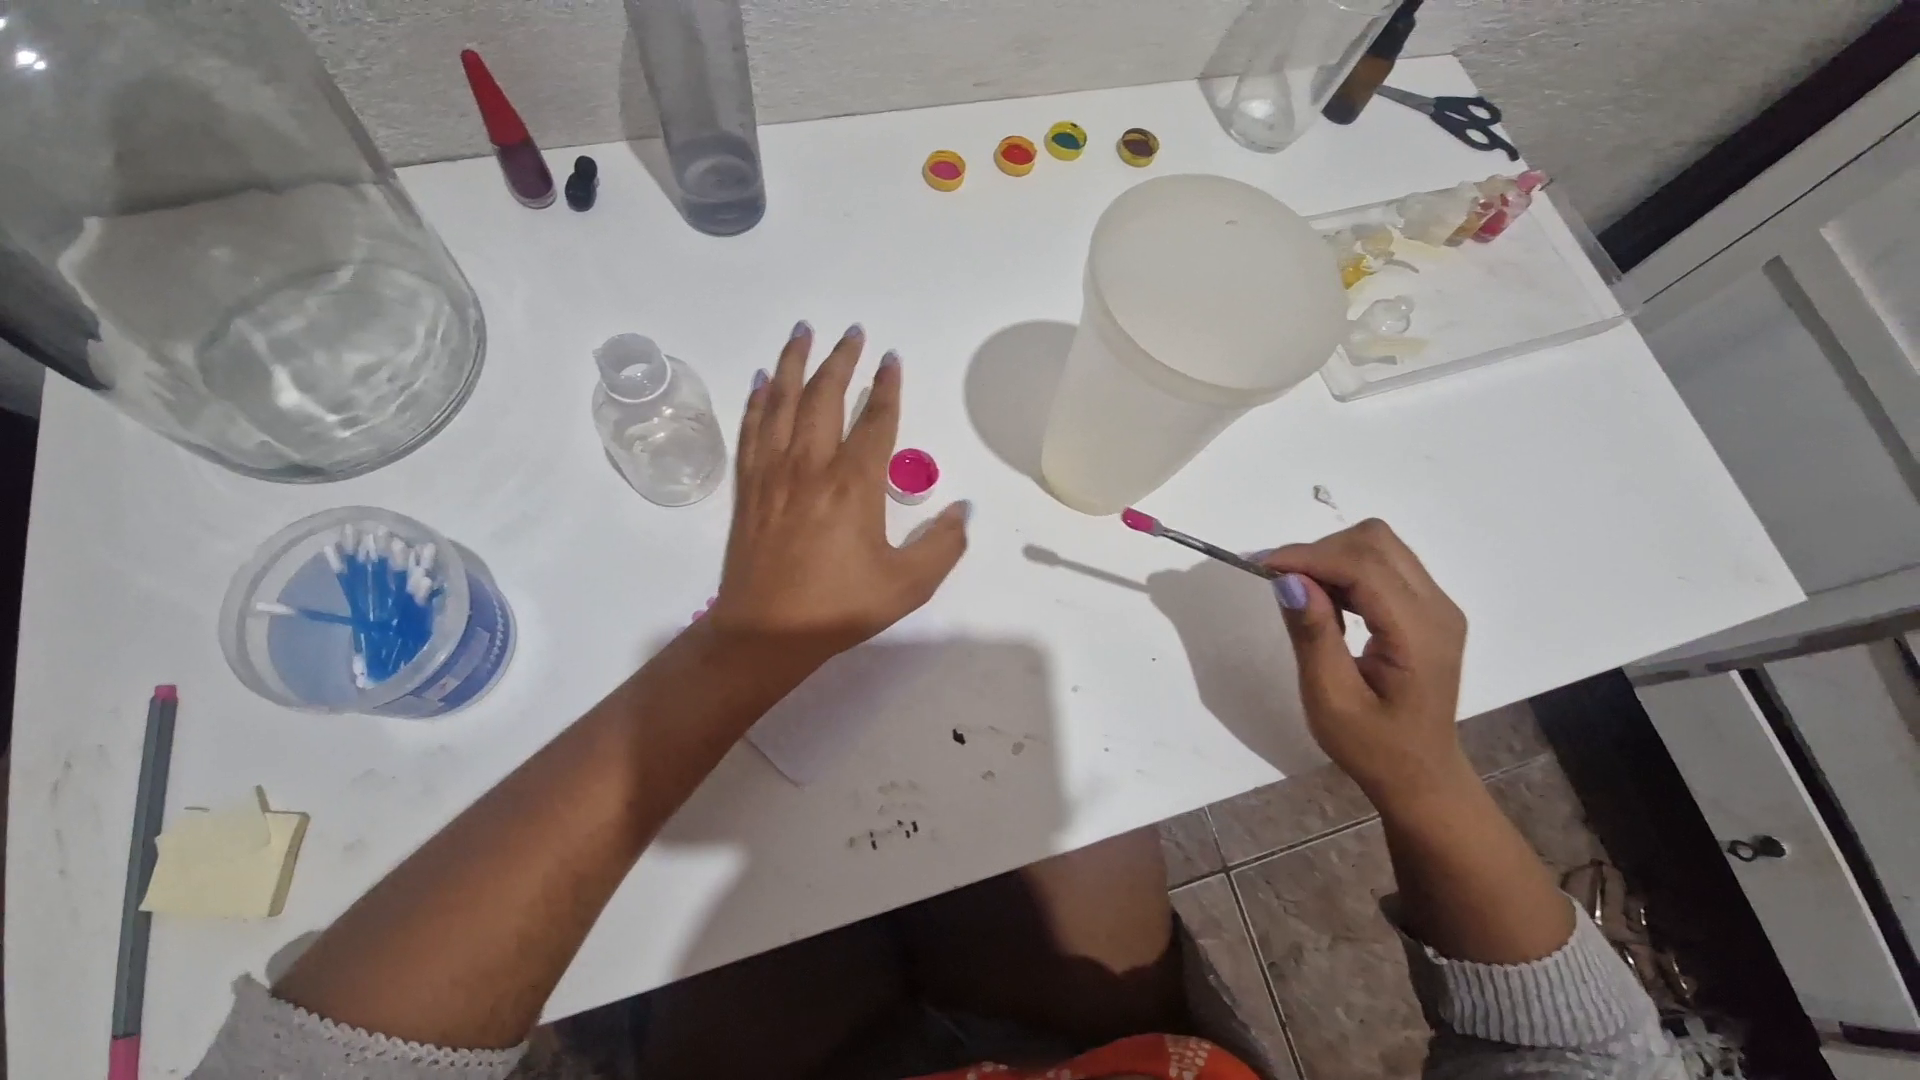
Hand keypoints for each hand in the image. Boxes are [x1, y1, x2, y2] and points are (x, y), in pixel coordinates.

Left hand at [708, 322, 968, 667]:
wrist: (765, 633)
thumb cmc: (839, 608)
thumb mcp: (907, 585)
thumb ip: (943, 545)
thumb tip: (964, 509)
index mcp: (854, 485)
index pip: (875, 421)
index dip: (887, 387)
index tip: (891, 359)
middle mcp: (811, 466)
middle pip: (825, 396)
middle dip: (840, 359)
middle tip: (851, 332)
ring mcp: (774, 473)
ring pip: (782, 402)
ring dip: (794, 363)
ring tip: (802, 331)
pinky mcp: (749, 487)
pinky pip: (753, 428)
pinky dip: (759, 399)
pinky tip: (764, 381)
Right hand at [1261, 520, 1469, 803]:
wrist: (1420, 775)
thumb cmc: (1372, 746)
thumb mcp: (1330, 699)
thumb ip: (1313, 635)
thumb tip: (1288, 580)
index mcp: (1418, 634)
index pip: (1364, 566)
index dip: (1309, 557)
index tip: (1261, 568)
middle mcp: (1437, 608)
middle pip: (1375, 542)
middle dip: (1320, 552)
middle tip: (1282, 585)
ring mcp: (1437, 605)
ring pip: (1379, 546)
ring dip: (1332, 557)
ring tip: (1303, 595)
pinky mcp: (1427, 608)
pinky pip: (1383, 564)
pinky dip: (1346, 569)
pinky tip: (1327, 602)